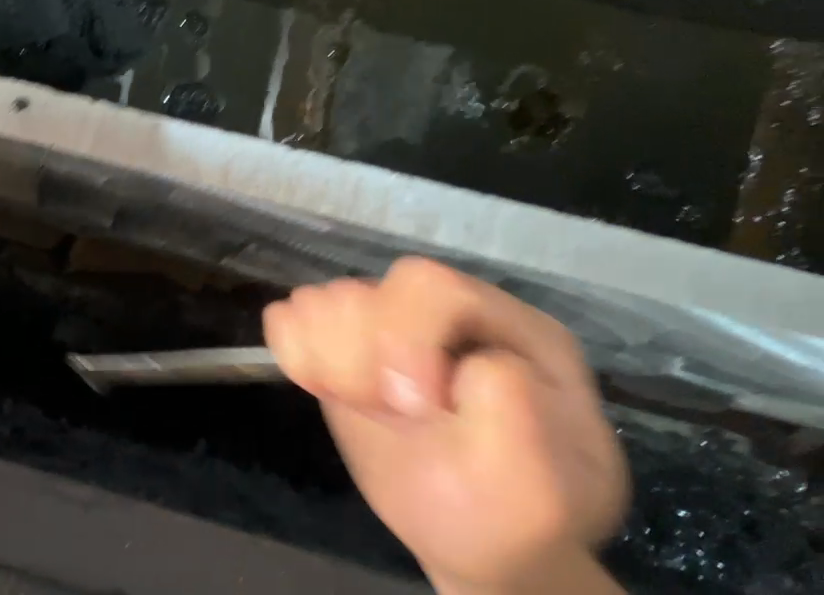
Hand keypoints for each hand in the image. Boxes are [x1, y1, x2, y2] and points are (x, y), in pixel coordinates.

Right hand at [263, 258, 627, 594]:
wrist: (473, 537)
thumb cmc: (513, 512)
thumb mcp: (539, 477)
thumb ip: (509, 402)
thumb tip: (459, 357)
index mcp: (506, 329)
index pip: (432, 287)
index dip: (406, 337)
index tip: (411, 409)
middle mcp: (439, 312)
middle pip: (364, 291)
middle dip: (359, 358)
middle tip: (386, 414)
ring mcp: (383, 324)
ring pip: (318, 300)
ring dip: (328, 362)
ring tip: (363, 407)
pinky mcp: (336, 343)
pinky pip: (286, 318)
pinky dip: (293, 354)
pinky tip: (323, 390)